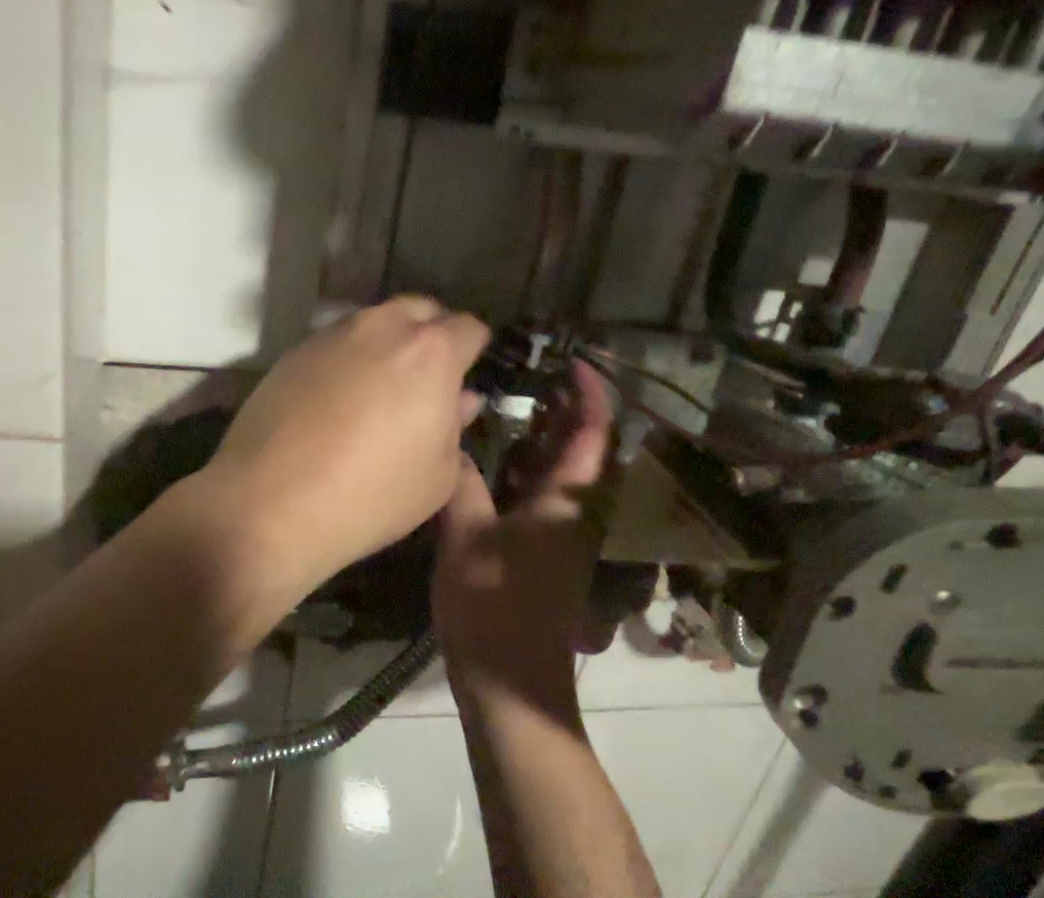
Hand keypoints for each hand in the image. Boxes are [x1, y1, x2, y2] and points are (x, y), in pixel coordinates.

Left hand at [201, 296, 490, 583]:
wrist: (269, 504)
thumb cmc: (370, 496)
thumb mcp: (436, 477)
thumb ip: (455, 426)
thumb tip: (459, 399)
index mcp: (430, 351)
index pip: (469, 328)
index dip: (475, 350)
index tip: (470, 375)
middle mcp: (381, 327)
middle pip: (420, 310)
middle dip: (432, 335)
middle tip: (429, 379)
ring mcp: (331, 336)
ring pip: (374, 324)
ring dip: (387, 345)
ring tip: (381, 390)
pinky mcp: (293, 353)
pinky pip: (335, 345)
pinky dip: (348, 361)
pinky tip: (338, 402)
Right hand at [433, 361, 613, 700]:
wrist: (510, 683)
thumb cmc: (494, 607)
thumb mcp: (466, 537)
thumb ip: (461, 484)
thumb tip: (451, 443)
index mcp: (566, 502)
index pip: (592, 433)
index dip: (589, 393)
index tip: (571, 360)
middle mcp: (573, 512)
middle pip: (578, 448)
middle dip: (559, 409)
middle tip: (522, 374)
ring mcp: (560, 535)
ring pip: (556, 473)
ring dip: (538, 439)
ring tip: (499, 408)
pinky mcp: (543, 553)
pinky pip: (539, 496)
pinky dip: (521, 471)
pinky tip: (484, 463)